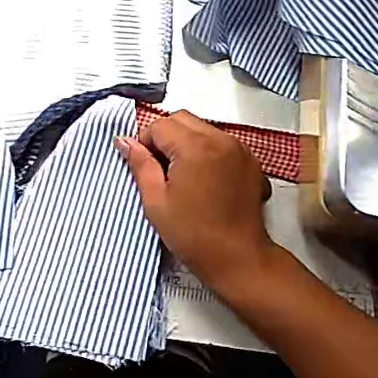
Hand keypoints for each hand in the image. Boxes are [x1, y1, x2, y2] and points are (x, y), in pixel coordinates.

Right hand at [116, 111, 280, 302]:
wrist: (238, 258)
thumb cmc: (195, 236)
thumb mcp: (156, 201)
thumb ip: (140, 165)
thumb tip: (126, 142)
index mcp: (195, 147)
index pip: (160, 125)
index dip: (145, 142)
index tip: (143, 164)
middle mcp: (221, 140)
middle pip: (183, 119)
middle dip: (166, 136)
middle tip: (160, 169)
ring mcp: (240, 150)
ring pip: (204, 128)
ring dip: (188, 142)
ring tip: (182, 177)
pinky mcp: (251, 162)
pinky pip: (223, 143)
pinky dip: (209, 151)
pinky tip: (203, 180)